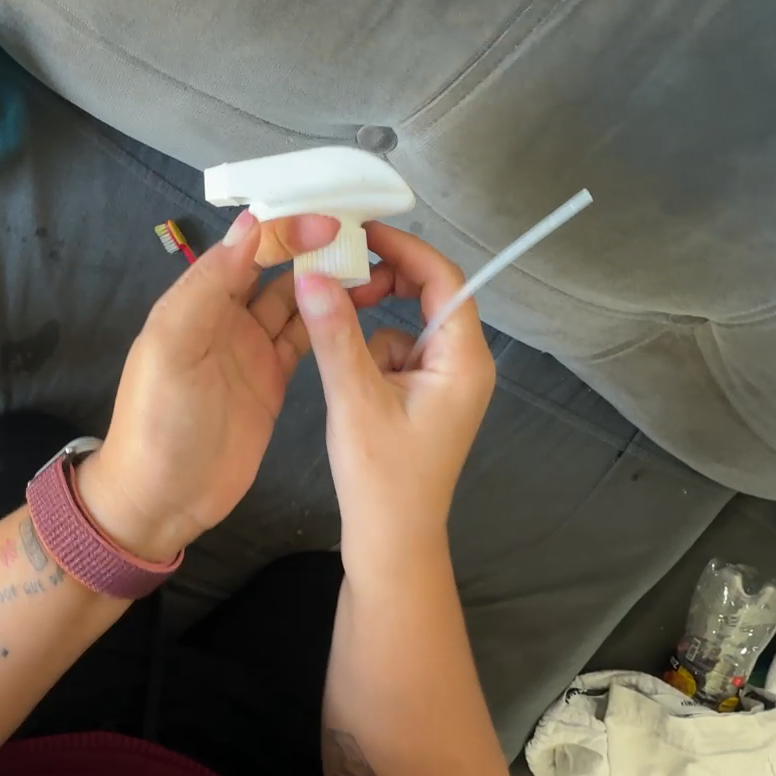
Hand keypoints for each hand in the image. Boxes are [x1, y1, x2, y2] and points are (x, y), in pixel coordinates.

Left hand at [79, 212, 342, 561]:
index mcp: (196, 302)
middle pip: (273, 269)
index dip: (283, 229)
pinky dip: (328, 321)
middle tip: (360, 236)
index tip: (329, 219)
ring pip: (294, 302)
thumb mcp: (173, 346)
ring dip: (325, 282)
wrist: (163, 497)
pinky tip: (357, 305)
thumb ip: (209, 285)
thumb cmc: (159, 420)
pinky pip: (303, 339)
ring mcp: (251, 350)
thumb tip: (251, 225)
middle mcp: (224, 318)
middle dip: (311, 248)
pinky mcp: (273, 380)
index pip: (244, 249)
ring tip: (370, 265)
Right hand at [293, 222, 495, 557]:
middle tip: (339, 282)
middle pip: (430, 297)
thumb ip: (335, 333)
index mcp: (463, 360)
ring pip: (407, 327)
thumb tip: (311, 272)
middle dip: (385, 285)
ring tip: (339, 351)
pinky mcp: (425, 399)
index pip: (445, 279)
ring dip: (371, 328)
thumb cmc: (382, 476)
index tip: (361, 233)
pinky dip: (370, 357)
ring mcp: (445, 383)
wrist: (390, 541)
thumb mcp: (354, 399)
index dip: (406, 249)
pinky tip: (351, 388)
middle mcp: (464, 365)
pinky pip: (397, 355)